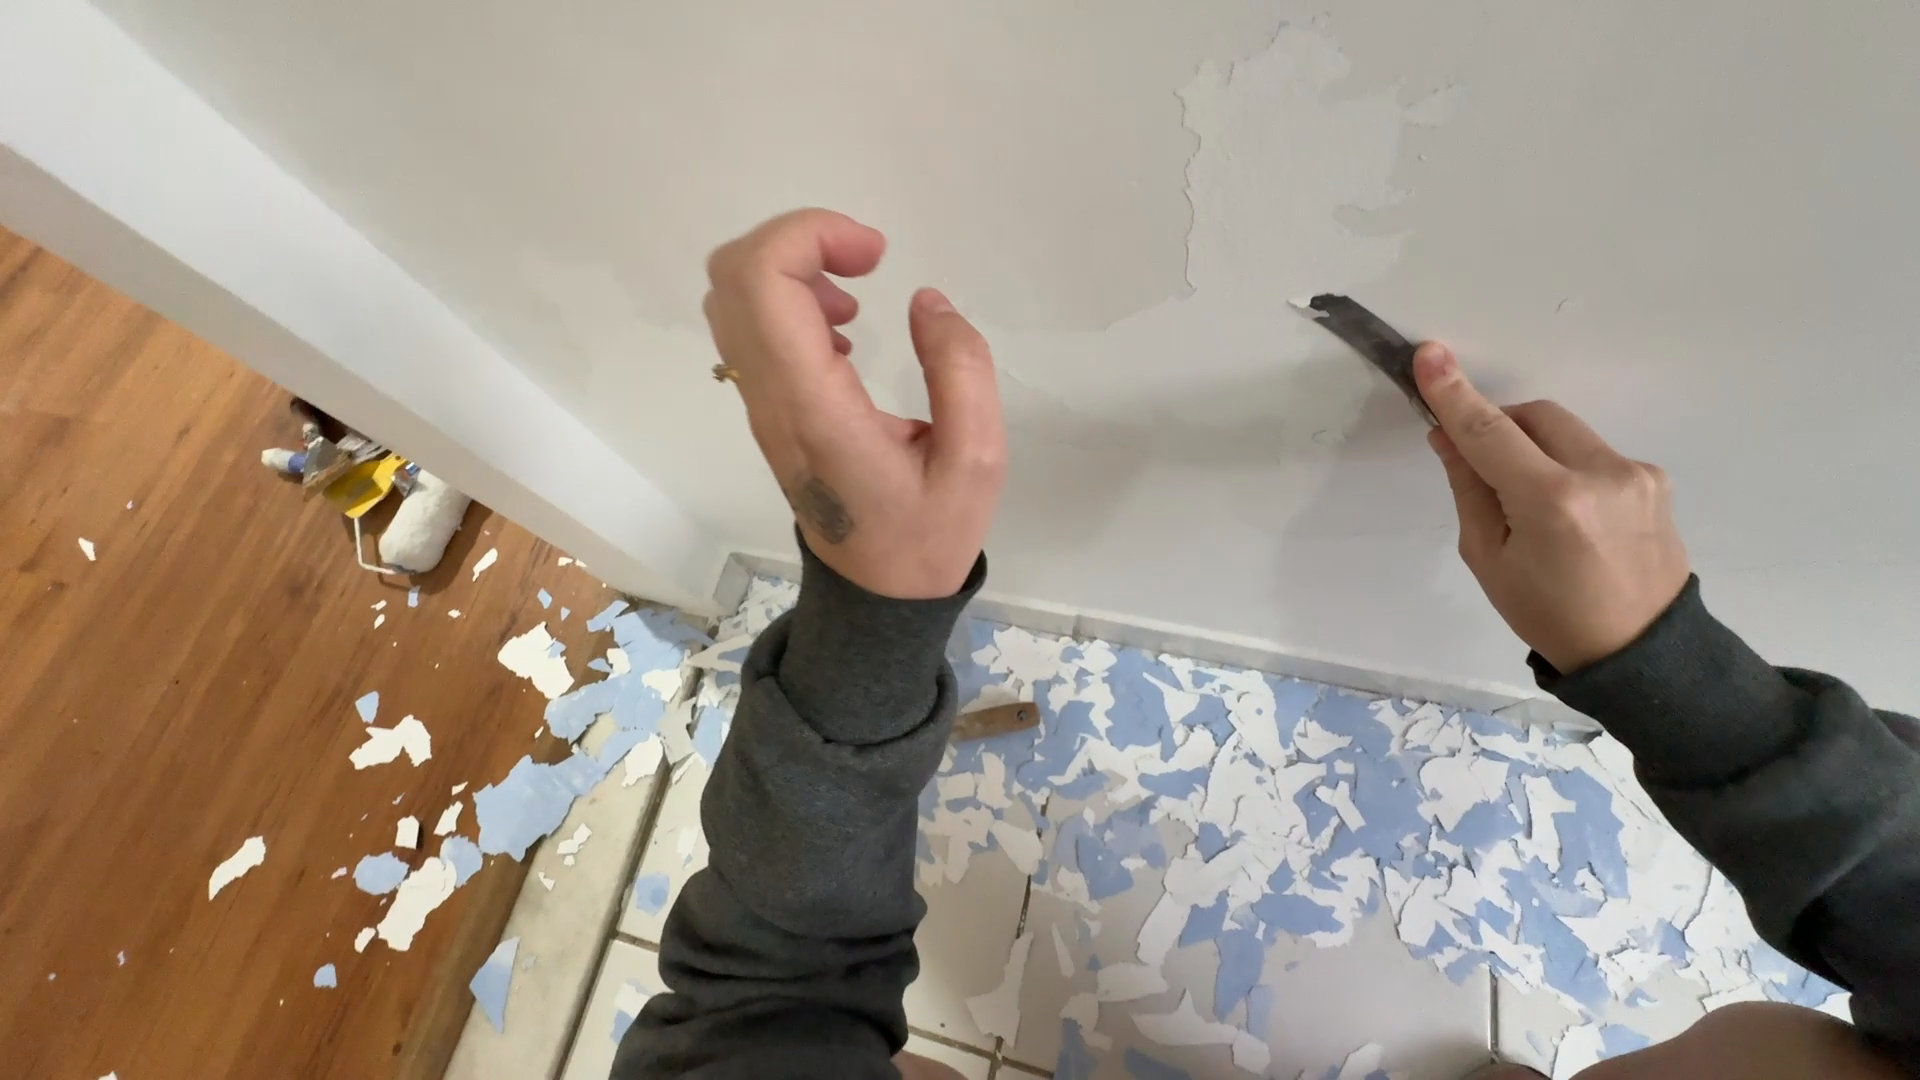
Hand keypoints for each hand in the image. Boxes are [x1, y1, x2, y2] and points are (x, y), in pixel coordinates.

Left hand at [703, 209, 1006, 598]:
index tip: (876, 253)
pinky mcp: (769, 415)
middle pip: (733, 277)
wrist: (878, 594)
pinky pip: (748, 333)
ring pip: (733, 301)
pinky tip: (840, 333)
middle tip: (864, 262)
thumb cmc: (929, 535)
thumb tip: (925, 302)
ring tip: (855, 298)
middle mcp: (772, 402)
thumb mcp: (977, 461)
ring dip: (790, 272)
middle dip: (797, 240)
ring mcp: (762, 409)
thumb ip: (962, 370)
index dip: (809, 235)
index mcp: (817, 409)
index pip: (763, 283)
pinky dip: (786, 304)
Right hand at [1414, 342, 1690, 672]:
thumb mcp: (1486, 556)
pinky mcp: (1653, 478)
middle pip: (1533, 416)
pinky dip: (1560, 464)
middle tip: (1475, 463)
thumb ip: (1470, 488)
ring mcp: (1637, 473)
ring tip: (1524, 500)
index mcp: (1552, 501)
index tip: (1428, 355)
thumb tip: (1450, 438)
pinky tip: (1561, 510)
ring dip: (1529, 446)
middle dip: (1497, 426)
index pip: (1489, 433)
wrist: (1639, 649)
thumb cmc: (1545, 610)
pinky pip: (1590, 452)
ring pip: (1563, 431)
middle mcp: (1603, 474)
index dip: (1453, 394)